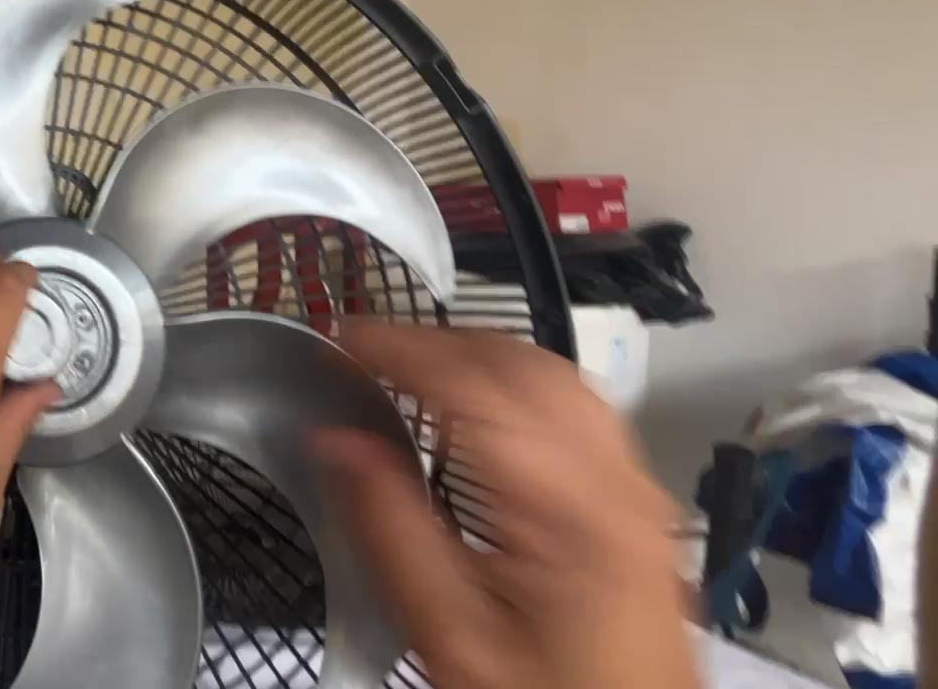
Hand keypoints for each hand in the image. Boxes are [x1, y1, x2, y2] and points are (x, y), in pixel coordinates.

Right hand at [313, 321, 698, 688]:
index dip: (401, 348)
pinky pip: (577, 402)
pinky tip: (477, 395)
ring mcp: (634, 491)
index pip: (474, 387)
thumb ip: (388, 526)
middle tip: (368, 347)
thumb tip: (332, 438)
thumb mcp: (447, 629)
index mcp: (566, 511)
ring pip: (555, 372)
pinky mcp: (635, 503)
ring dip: (475, 349)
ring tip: (412, 360)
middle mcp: (614, 485)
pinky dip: (514, 374)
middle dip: (435, 339)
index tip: (342, 337)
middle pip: (523, 364)